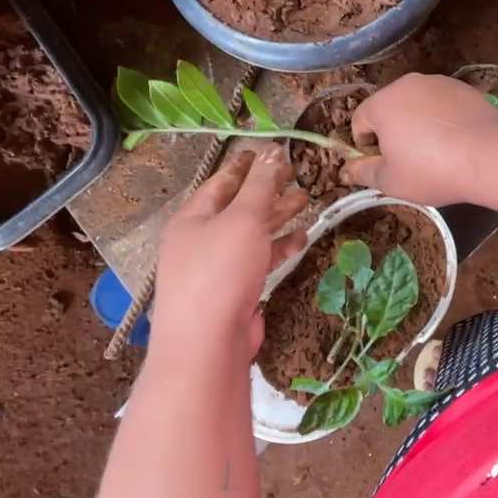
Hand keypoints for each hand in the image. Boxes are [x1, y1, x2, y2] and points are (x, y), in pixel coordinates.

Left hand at [151, 147, 308, 362]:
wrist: (206, 346)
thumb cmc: (220, 272)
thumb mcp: (243, 219)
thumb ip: (261, 185)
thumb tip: (273, 151)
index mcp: (192, 218)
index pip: (221, 182)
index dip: (246, 165)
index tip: (269, 151)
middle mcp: (200, 241)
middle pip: (237, 207)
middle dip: (267, 191)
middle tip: (296, 175)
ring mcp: (216, 269)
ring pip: (250, 234)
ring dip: (277, 217)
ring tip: (305, 201)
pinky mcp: (233, 293)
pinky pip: (258, 260)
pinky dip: (279, 247)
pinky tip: (301, 238)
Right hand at [340, 73, 497, 205]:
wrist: (489, 156)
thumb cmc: (431, 170)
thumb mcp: (391, 181)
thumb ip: (364, 171)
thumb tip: (348, 169)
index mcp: (383, 101)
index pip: (360, 120)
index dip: (366, 146)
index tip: (384, 165)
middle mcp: (408, 83)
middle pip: (389, 108)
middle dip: (392, 132)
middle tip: (409, 161)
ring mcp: (439, 82)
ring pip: (416, 104)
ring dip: (417, 124)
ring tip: (435, 152)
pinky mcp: (463, 87)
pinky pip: (441, 104)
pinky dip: (441, 119)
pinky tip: (455, 141)